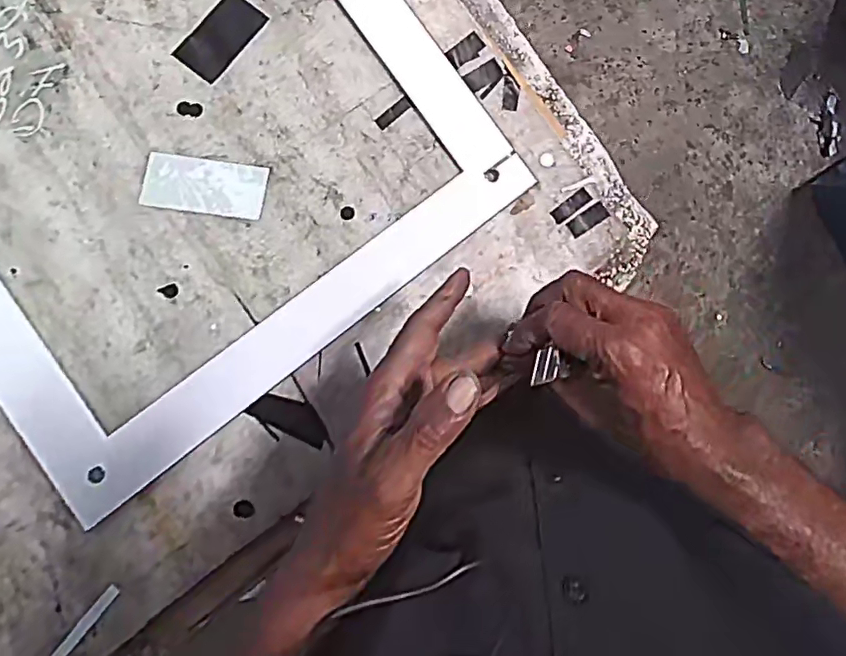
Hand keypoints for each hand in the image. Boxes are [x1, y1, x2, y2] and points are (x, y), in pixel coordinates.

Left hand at [247, 268, 505, 655]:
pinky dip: (478, 394)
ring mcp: (405, 424)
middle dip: (478, 338)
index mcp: (386, 396)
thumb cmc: (345, 523)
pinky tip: (493, 394)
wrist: (331, 568)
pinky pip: (452, 406)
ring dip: (482, 366)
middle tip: (513, 328)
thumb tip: (466, 383)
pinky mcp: (414, 445)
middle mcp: (396, 402)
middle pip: (442, 354)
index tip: (461, 277)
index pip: (418, 334)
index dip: (442, 302)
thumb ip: (429, 428)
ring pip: (451, 380)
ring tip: (514, 357)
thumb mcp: (392, 473)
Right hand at [502, 271, 752, 489]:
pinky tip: (586, 340)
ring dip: (569, 308)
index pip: (559, 316)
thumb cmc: (662, 439)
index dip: (530, 329)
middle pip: (574, 285)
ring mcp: (653, 313)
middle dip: (545, 304)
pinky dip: (592, 315)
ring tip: (558, 338)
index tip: (520, 342)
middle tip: (532, 330)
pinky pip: (614, 302)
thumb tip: (540, 358)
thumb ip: (561, 377)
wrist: (707, 440)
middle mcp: (639, 320)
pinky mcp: (661, 316)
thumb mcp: (596, 413)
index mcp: (621, 346)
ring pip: (594, 289)